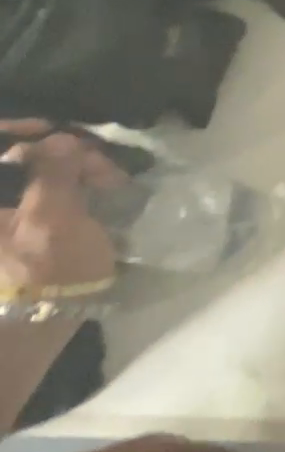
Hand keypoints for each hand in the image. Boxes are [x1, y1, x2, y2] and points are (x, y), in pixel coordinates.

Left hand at [0, 130, 125, 293]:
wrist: (36, 321)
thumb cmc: (44, 271)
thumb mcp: (55, 221)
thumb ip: (54, 176)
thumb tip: (59, 137)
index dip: (14, 131)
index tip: (56, 130)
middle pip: (11, 158)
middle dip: (56, 152)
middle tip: (101, 164)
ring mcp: (5, 216)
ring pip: (29, 172)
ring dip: (68, 167)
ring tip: (107, 180)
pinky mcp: (17, 224)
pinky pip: (37, 187)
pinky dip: (65, 181)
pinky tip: (93, 188)